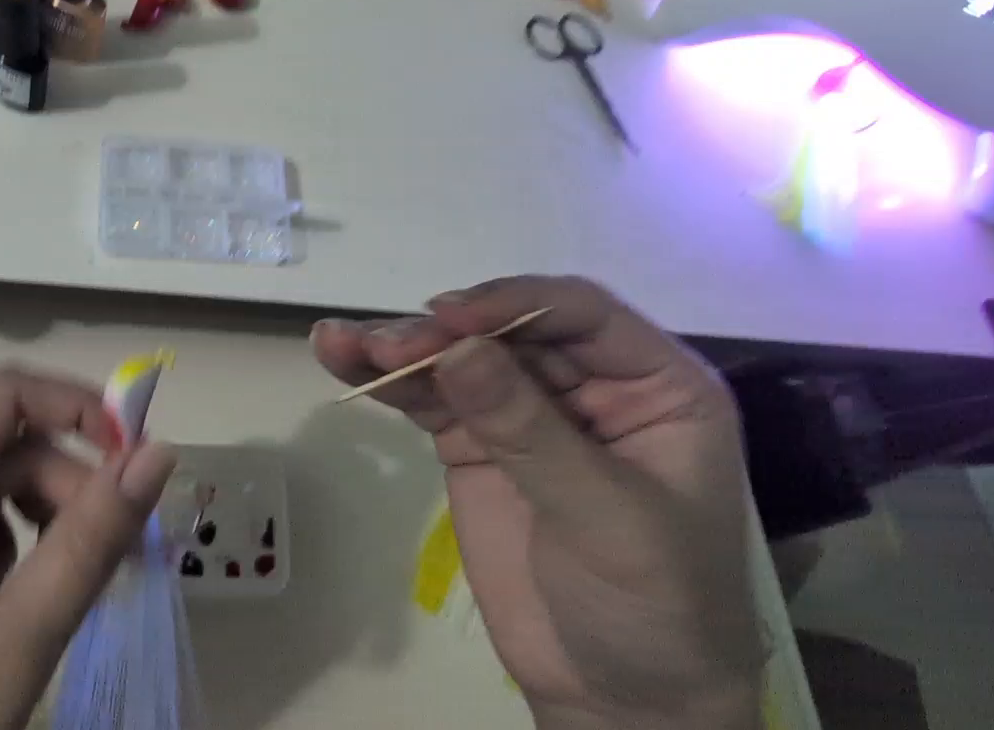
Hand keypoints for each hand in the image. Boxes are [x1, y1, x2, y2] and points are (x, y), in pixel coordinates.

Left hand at [0, 367, 177, 729]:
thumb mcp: (14, 639)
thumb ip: (90, 540)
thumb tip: (160, 453)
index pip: (3, 395)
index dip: (78, 407)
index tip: (138, 457)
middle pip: (2, 443)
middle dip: (70, 481)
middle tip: (126, 548)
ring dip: (48, 511)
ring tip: (82, 573)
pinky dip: (14, 537)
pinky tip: (24, 591)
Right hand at [313, 277, 765, 729]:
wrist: (620, 699)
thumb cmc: (653, 607)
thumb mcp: (605, 518)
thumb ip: (528, 430)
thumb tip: (456, 349)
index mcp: (651, 387)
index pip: (581, 315)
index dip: (513, 304)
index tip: (447, 317)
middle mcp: (584, 383)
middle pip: (505, 330)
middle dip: (442, 333)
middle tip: (385, 348)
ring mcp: (523, 411)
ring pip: (457, 357)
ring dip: (398, 347)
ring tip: (339, 343)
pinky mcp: (474, 441)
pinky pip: (428, 397)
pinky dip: (385, 380)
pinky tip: (339, 357)